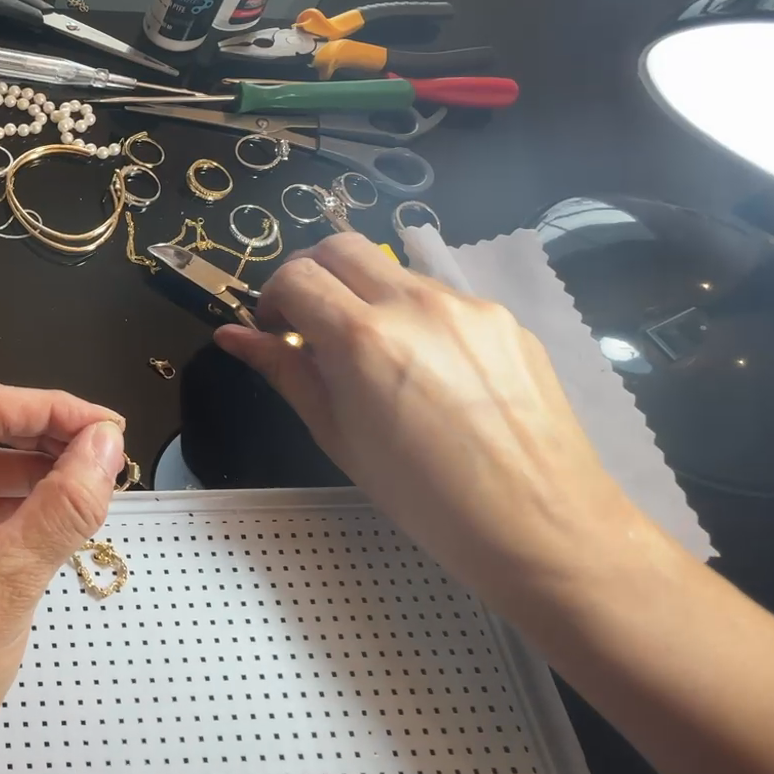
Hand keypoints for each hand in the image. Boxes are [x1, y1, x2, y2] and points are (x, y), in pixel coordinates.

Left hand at [0, 384, 128, 773]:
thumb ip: (64, 505)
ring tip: (91, 484)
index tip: (110, 429)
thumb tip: (106, 445)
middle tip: (109, 456)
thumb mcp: (11, 581)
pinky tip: (51, 509)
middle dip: (47, 436)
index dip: (55, 408)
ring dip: (32, 467)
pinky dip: (9, 497)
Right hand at [214, 234, 646, 606]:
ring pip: (390, 270)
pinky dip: (411, 315)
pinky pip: (438, 297)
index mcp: (363, 338)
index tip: (276, 332)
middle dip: (310, 274)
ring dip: (361, 293)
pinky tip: (427, 370)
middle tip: (309, 322)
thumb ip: (284, 370)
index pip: (295, 276)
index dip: (272, 298)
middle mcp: (415, 304)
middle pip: (338, 246)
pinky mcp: (505, 320)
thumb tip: (231, 335)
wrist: (542, 527)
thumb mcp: (335, 433)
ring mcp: (468, 306)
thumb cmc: (420, 494)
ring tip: (373, 354)